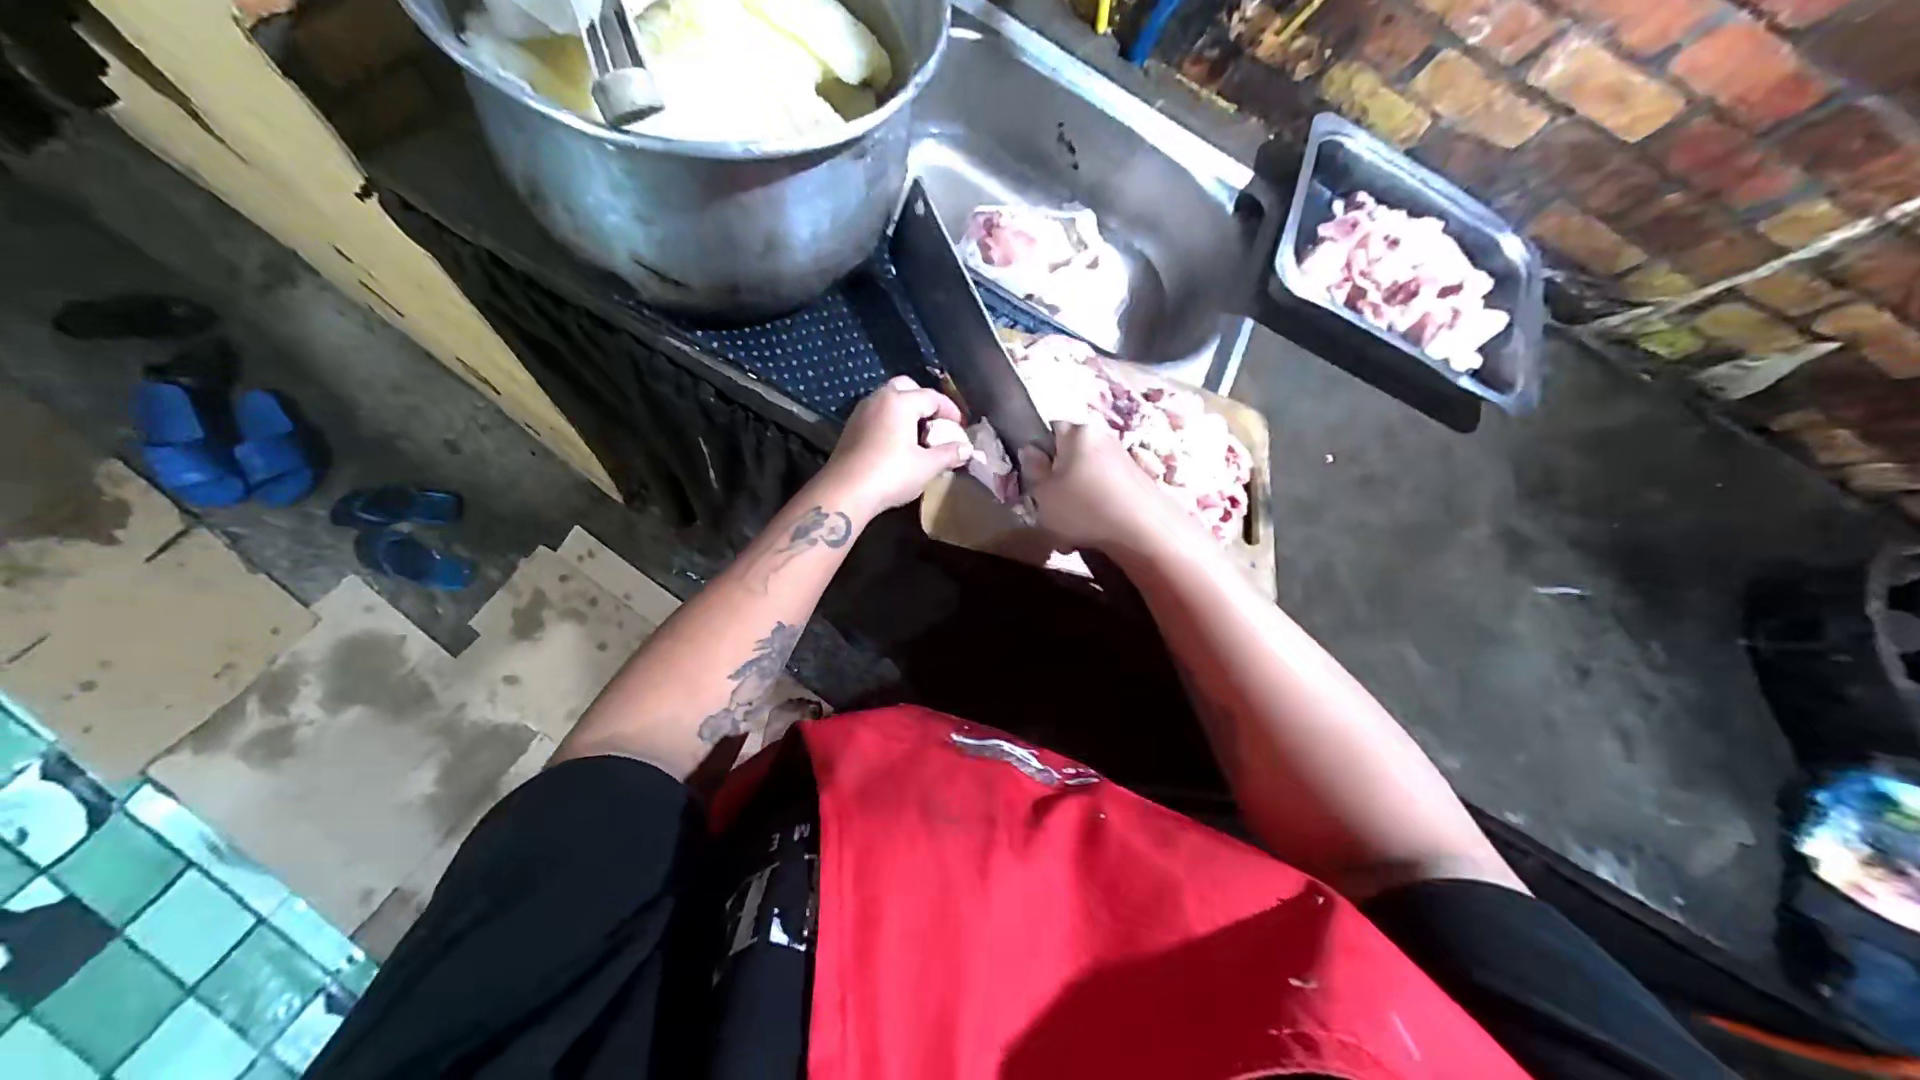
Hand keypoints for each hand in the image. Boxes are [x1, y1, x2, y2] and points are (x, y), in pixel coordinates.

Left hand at [819, 377, 970, 514]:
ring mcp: (861, 412)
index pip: (931, 397)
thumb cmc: (890, 474)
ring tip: (918, 433)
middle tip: (936, 422)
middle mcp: (879, 399)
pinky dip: (890, 419)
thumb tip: (967, 449)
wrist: (845, 492)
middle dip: (924, 401)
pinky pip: (876, 413)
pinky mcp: (850, 428)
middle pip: (906, 387)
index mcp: (900, 402)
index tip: (960, 426)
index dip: (950, 410)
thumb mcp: (926, 466)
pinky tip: (897, 442)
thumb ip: (949, 454)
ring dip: (905, 409)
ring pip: (888, 399)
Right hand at [1019, 421, 1193, 552]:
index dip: (1039, 455)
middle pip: (1069, 457)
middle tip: (1050, 511)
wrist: (1144, 531)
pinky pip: (1104, 493)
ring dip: (1075, 502)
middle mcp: (1103, 438)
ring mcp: (1123, 460)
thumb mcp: (1043, 493)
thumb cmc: (1083, 508)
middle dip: (1059, 483)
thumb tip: (1030, 450)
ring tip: (1070, 532)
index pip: (1050, 430)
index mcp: (1078, 432)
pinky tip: (1091, 534)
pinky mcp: (1137, 482)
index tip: (1036, 481)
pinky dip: (1096, 510)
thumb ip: (1033, 469)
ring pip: (1085, 480)